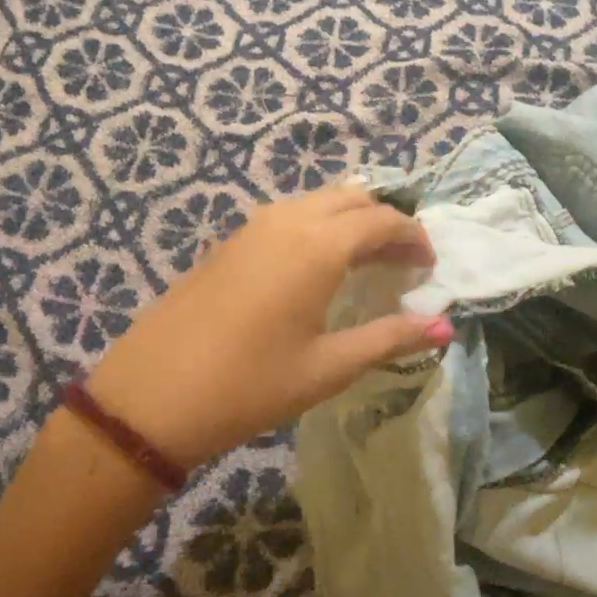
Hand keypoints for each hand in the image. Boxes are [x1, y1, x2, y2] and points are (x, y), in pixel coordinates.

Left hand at [82, 187, 451, 468]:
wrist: (152, 397)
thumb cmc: (250, 385)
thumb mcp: (327, 367)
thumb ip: (389, 339)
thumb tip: (444, 328)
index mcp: (319, 245)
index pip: (384, 220)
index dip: (414, 238)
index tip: (429, 268)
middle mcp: (289, 220)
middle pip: (353, 199)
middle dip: (385, 222)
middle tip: (401, 263)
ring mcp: (253, 226)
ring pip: (318, 203)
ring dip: (350, 221)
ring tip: (365, 263)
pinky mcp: (229, 241)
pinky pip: (288, 216)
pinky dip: (317, 227)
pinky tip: (316, 267)